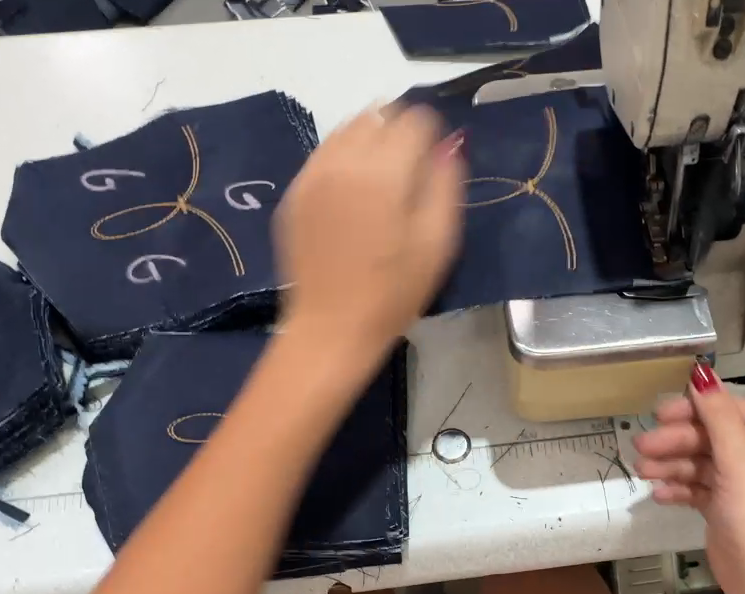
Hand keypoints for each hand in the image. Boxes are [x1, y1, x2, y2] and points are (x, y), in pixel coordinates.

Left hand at [273, 104, 464, 389]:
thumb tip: (448, 148)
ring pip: (347, 128)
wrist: (332, 328)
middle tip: (410, 173)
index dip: (432, 137)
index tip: (436, 163)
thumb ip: (445, 188)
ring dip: (370, 141)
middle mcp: (344, 161)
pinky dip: (344, 160)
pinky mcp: (295, 193)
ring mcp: (313, 175)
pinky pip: (324, 154)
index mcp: (384, 173)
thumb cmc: (393, 295)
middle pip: (378, 115)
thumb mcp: (437, 246)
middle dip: (399, 133)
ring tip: (382, 180)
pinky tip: (353, 195)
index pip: (414, 120)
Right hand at [633, 363, 744, 593]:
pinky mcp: (724, 508)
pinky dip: (678, 489)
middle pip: (710, 435)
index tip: (659, 412)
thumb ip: (718, 417)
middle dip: (676, 441)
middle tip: (641, 448)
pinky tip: (658, 496)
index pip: (729, 409)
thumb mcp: (739, 461)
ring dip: (671, 465)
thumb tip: (702, 373)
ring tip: (643, 472)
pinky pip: (697, 488)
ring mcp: (740, 484)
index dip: (695, 408)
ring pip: (699, 462)